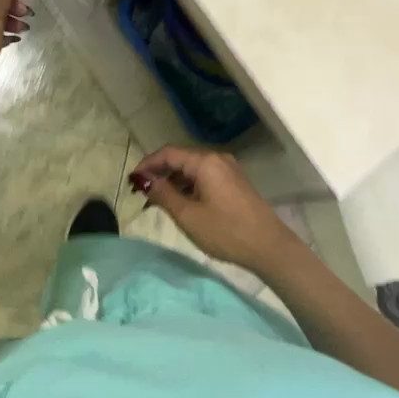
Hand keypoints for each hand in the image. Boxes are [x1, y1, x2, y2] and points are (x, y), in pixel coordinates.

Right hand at [129, 146, 304, 274]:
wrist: (267, 245)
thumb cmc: (225, 231)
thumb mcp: (188, 215)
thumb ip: (164, 194)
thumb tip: (144, 180)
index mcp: (205, 161)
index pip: (168, 153)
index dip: (147, 164)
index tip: (131, 181)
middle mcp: (217, 158)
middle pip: (180, 158)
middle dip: (159, 173)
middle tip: (140, 193)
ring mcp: (228, 169)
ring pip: (192, 168)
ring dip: (173, 180)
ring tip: (156, 201)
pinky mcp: (233, 181)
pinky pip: (204, 176)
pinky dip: (188, 185)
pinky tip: (179, 202)